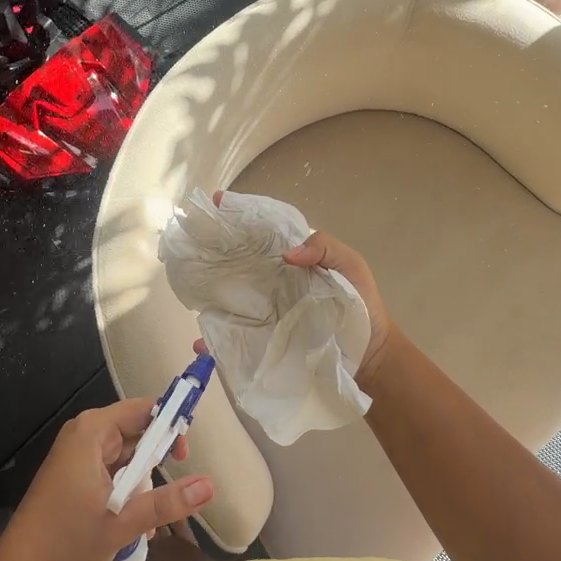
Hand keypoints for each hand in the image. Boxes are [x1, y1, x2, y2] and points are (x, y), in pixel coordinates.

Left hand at [0, 399, 214, 560]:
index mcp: (92, 431)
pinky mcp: (74, 476)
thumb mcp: (121, 522)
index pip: (143, 409)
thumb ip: (167, 502)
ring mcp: (78, 456)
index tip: (186, 455)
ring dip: (142, 485)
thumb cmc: (66, 541)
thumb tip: (209, 485)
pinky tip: (133, 523)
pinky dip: (126, 493)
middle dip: (155, 464)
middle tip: (169, 494)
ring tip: (148, 519)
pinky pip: (112, 472)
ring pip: (127, 457)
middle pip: (136, 433)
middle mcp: (85, 435)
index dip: (169, 425)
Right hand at [204, 192, 398, 384]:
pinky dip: (214, 343)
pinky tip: (201, 344)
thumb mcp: (351, 266)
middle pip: (239, 263)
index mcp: (293, 261)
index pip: (262, 234)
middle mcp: (274, 284)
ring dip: (207, 293)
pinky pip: (235, 340)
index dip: (240, 217)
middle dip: (213, 250)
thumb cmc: (363, 306)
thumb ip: (325, 248)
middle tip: (191, 241)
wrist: (371, 356)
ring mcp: (267, 313)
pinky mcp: (266, 342)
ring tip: (190, 288)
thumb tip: (287, 254)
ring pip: (230, 299)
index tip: (216, 203)